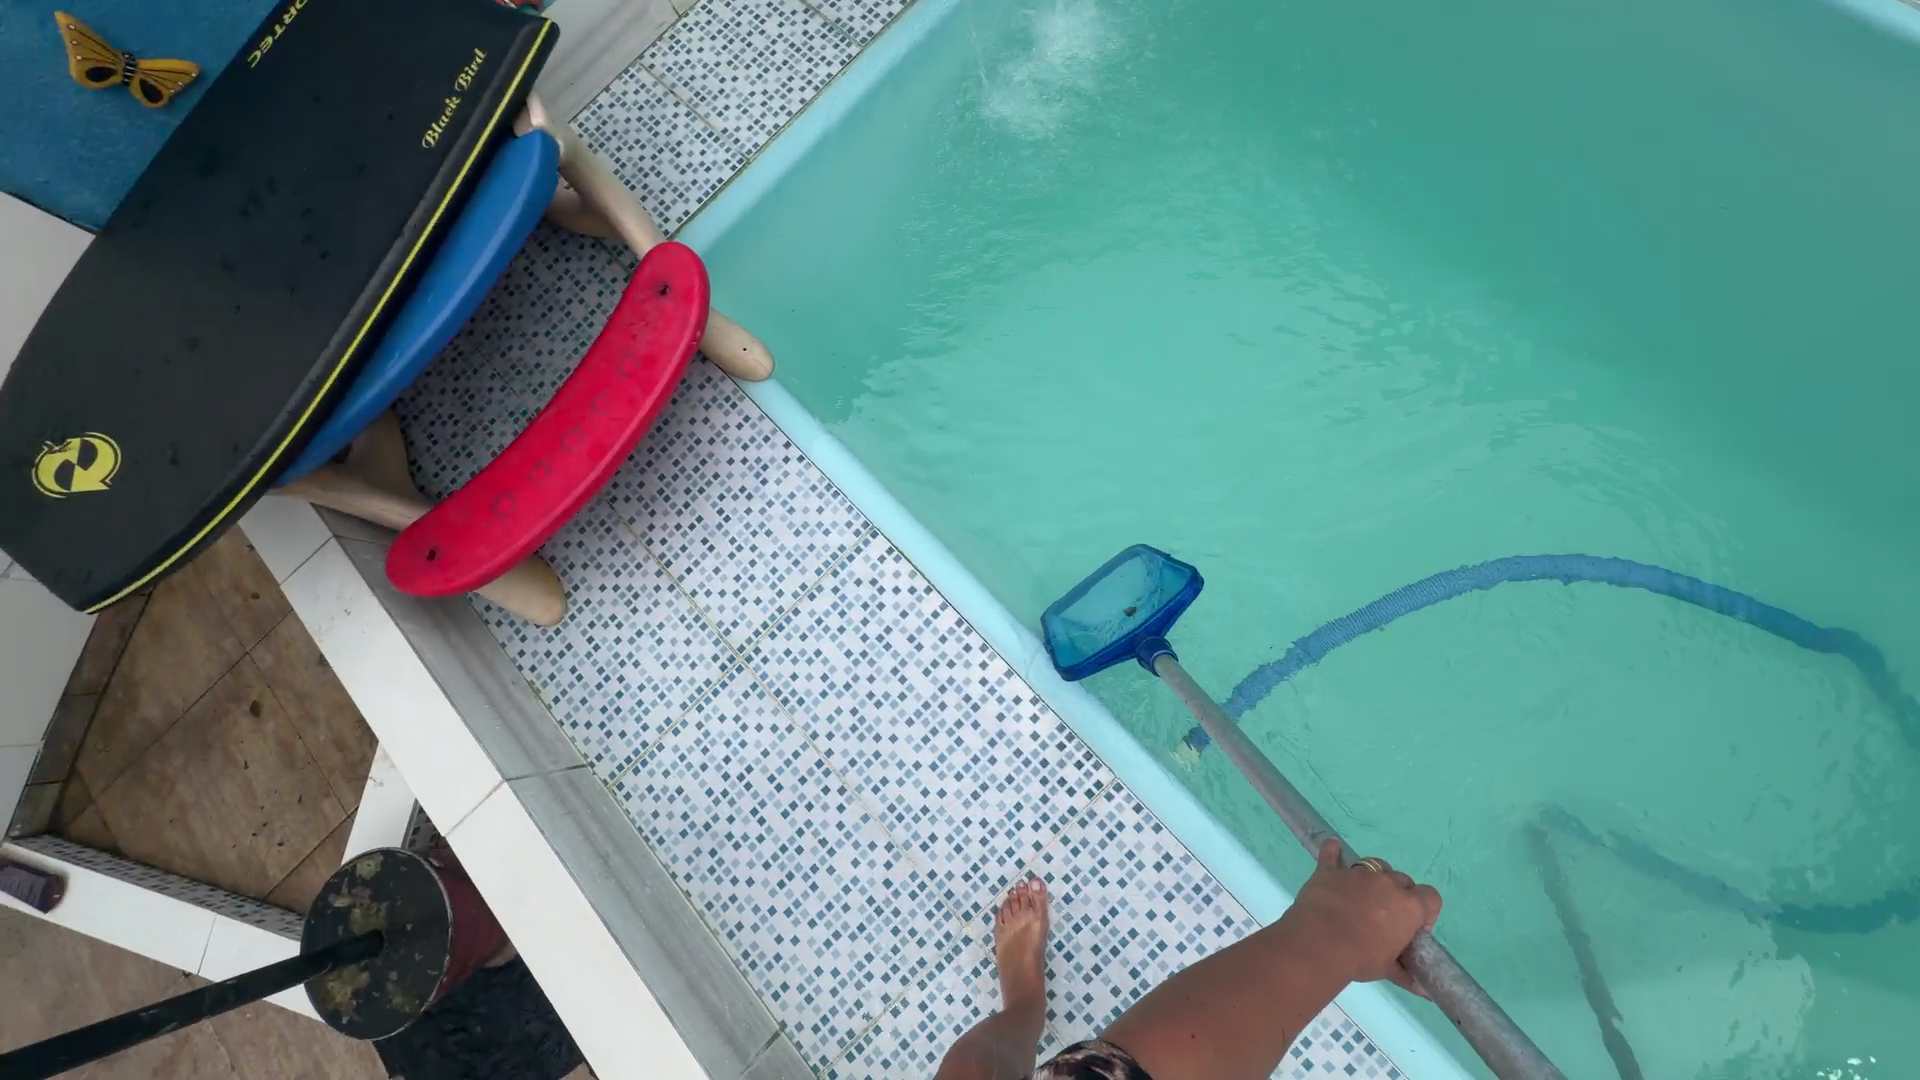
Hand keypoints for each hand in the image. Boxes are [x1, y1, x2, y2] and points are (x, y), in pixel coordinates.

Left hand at [1284, 839, 1441, 995]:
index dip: (1425, 909)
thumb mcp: (1387, 969)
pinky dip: (1332, 850)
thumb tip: (1425, 992)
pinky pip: (1331, 854)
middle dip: (1398, 894)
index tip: (1414, 925)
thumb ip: (1406, 974)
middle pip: (1402, 880)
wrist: (1322, 941)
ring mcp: (1356, 873)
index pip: (1430, 896)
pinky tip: (1333, 845)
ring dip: (1374, 875)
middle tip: (1386, 915)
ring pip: (1375, 865)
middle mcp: (1386, 883)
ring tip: (1364, 892)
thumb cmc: (1361, 957)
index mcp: (1409, 906)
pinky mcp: (1329, 870)